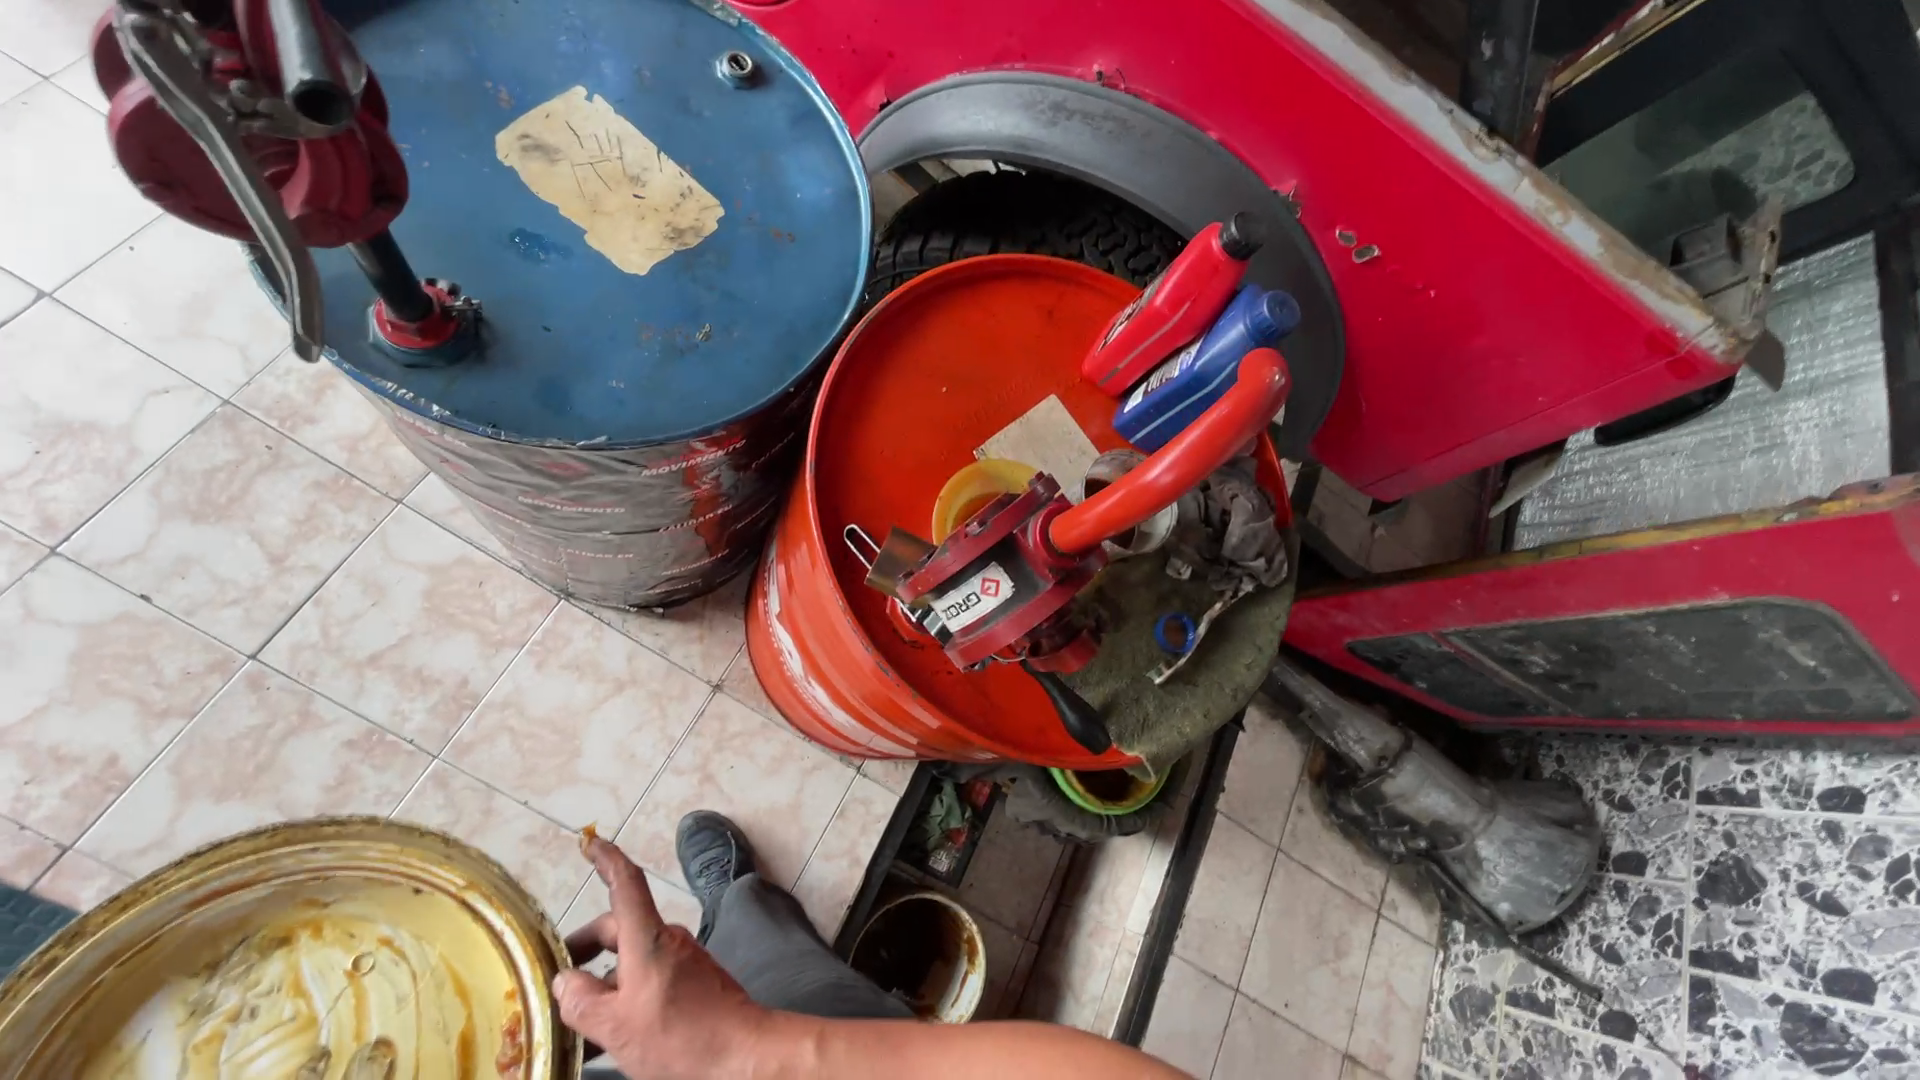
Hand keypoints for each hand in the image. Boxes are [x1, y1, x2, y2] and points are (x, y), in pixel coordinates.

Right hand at [554, 838, 772, 1078]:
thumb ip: (582, 1003)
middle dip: (585, 945)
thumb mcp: (616, 1026)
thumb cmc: (680, 1037)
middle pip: (619, 926)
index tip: (590, 842)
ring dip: (603, 978)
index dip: (606, 859)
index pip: (625, 884)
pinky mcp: (692, 980)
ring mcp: (683, 959)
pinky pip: (649, 976)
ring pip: (632, 957)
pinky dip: (624, 992)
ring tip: (574, 1017)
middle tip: (555, 974)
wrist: (741, 1053)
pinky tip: (607, 1031)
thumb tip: (564, 982)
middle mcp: (667, 940)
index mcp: (648, 939)